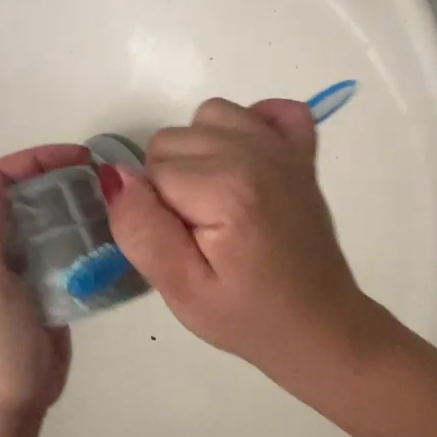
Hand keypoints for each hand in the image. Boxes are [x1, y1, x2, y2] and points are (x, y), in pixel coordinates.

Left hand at [0, 144, 89, 436]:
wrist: (5, 410)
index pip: (0, 180)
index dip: (36, 160)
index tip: (81, 157)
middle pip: (27, 197)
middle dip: (62, 179)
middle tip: (106, 179)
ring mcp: (20, 269)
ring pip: (49, 222)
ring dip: (77, 208)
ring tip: (118, 203)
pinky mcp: (45, 291)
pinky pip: (65, 253)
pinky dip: (85, 241)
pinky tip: (115, 236)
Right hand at [102, 98, 390, 386]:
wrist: (318, 327)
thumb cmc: (246, 317)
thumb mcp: (180, 290)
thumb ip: (142, 230)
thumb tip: (117, 177)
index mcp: (226, 189)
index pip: (149, 172)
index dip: (153, 212)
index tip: (182, 247)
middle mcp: (256, 153)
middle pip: (171, 141)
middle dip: (170, 183)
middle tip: (198, 232)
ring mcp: (282, 148)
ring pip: (206, 118)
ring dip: (199, 152)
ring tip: (215, 200)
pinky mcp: (301, 153)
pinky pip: (267, 109)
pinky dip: (250, 127)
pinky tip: (245, 165)